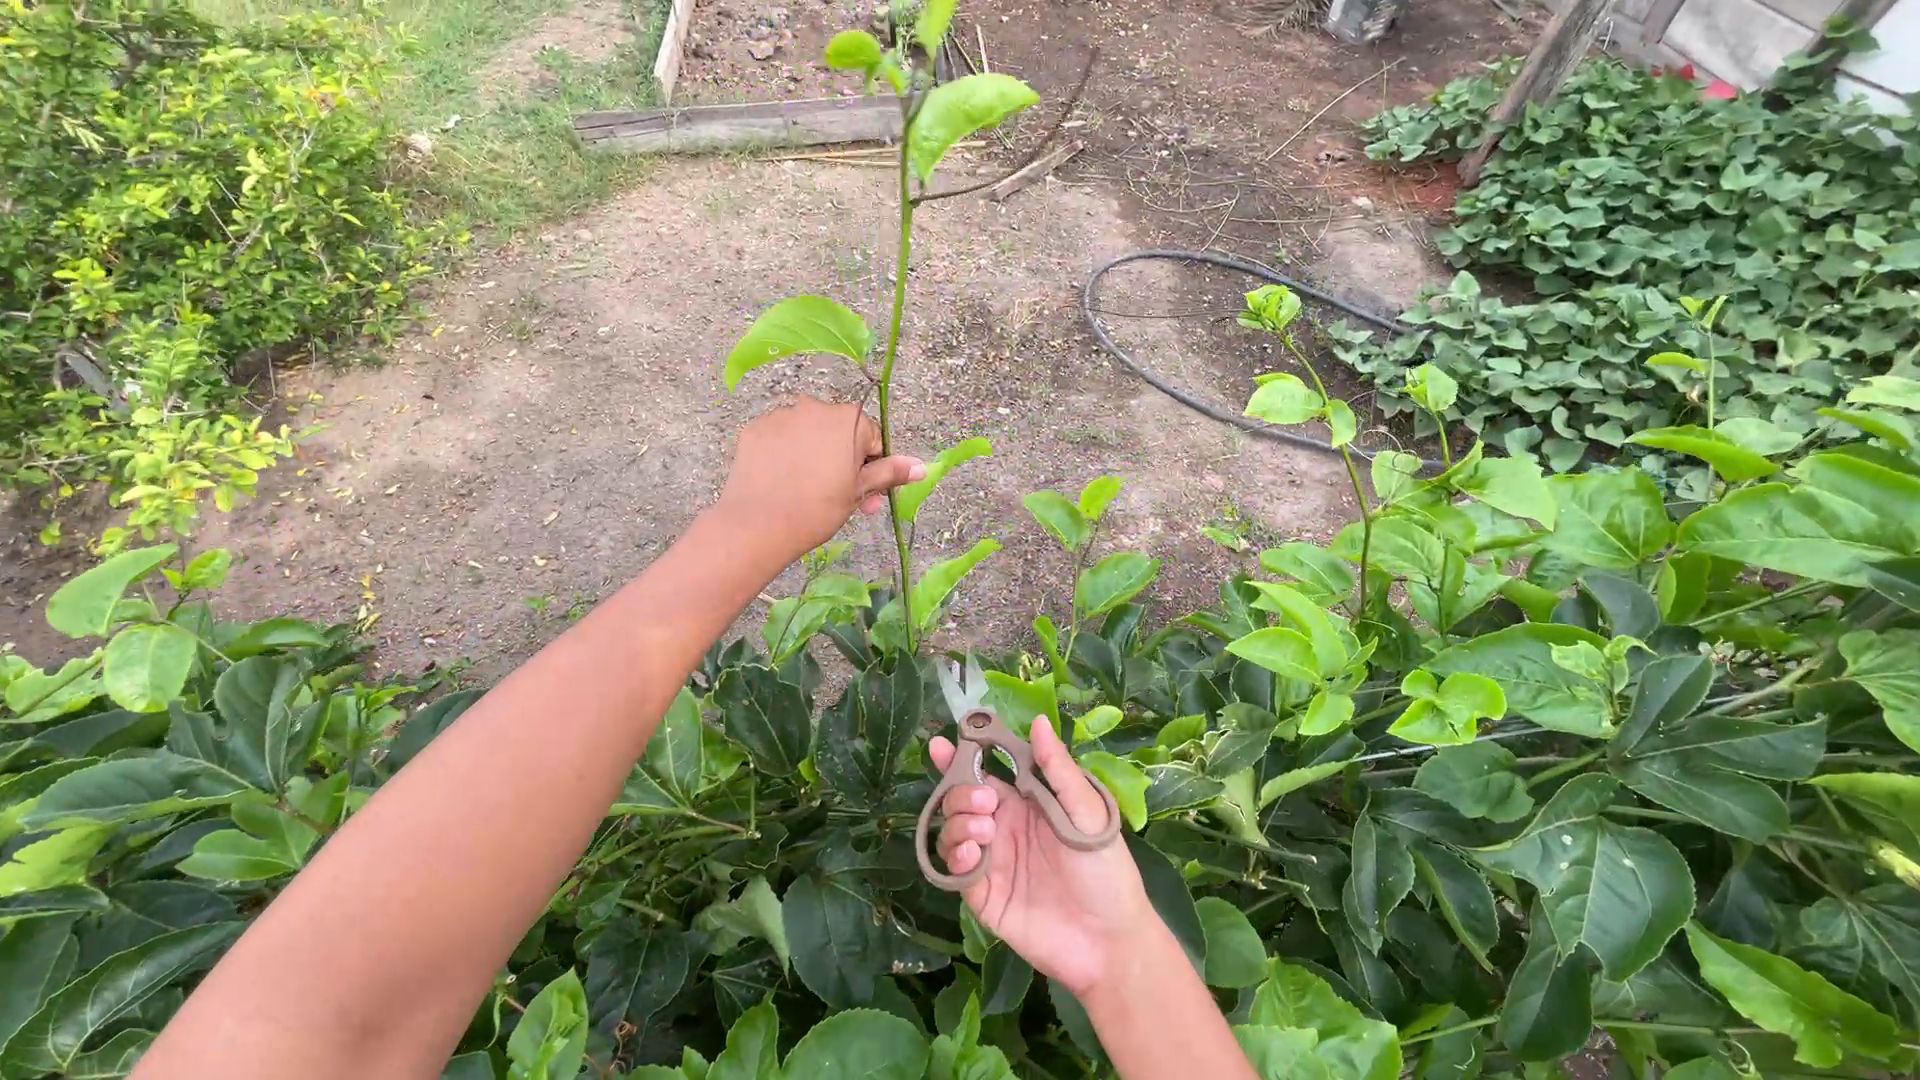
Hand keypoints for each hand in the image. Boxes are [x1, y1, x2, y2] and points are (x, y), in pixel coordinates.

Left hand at [714, 396, 923, 556]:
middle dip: (844, 463)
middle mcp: (815, 407)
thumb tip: (921, 466)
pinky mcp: (755, 429)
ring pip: (808, 434)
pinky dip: (786, 455)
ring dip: (815, 456)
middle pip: (840, 433)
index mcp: (848, 419)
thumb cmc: (818, 509)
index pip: (872, 438)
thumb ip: (889, 473)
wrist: (759, 525)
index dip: (872, 468)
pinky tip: (783, 482)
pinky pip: (780, 438)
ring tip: (808, 492)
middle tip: (842, 500)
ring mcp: (782, 415)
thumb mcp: (859, 492)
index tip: (866, 494)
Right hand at [930, 715, 1156, 997]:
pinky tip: (970, 855)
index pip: (986, 770)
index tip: (941, 744)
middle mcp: (1003, 826)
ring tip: (985, 830)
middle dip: (962, 790)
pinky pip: (954, 869)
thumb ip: (1058, 769)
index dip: (961, 755)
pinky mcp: (983, 894)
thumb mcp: (1088, 813)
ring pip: (952, 829)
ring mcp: (991, 860)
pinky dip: (954, 856)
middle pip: (961, 797)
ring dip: (958, 821)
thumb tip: (1038, 721)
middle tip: (987, 802)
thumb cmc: (1106, 870)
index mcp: (1026, 801)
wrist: (1108, 940)